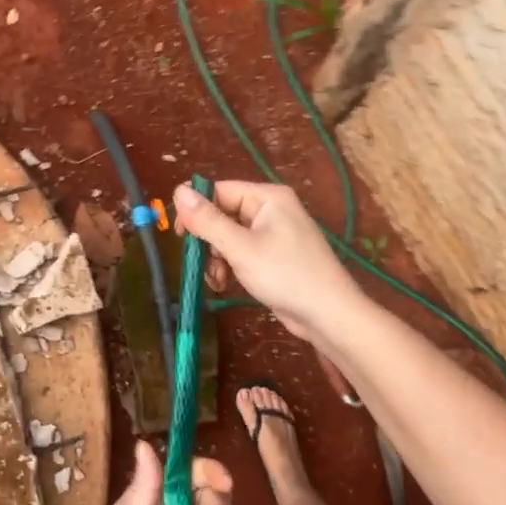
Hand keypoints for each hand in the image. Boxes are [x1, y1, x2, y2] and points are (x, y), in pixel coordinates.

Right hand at [173, 180, 361, 339]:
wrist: (327, 313)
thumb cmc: (285, 275)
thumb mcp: (240, 248)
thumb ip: (208, 220)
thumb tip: (178, 190)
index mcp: (268, 197)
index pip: (220, 191)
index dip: (197, 211)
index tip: (180, 236)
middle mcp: (272, 209)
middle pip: (224, 215)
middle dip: (209, 241)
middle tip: (201, 264)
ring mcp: (275, 234)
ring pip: (230, 237)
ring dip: (217, 259)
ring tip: (217, 280)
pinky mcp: (275, 256)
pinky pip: (242, 253)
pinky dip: (231, 267)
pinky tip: (225, 285)